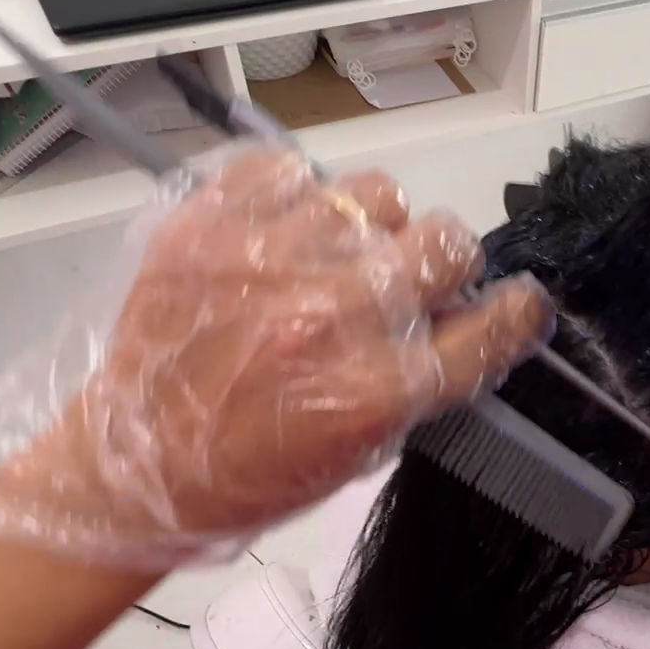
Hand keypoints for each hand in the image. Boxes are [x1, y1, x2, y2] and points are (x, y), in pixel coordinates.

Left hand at [0, 145, 552, 566]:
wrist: (131, 468)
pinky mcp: (207, 225)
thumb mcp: (359, 455)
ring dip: (379, 228)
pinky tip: (291, 233)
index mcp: (374, 393)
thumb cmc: (255, 481)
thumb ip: (415, 386)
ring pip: (379, 195)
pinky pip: (293, 168)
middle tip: (417, 284)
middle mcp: (331, 318)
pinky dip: (305, 196)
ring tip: (346, 257)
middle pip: (446, 243)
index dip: (518, 313)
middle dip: (447, 265)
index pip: (488, 329)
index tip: (516, 307)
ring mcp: (268, 262)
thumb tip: (457, 323)